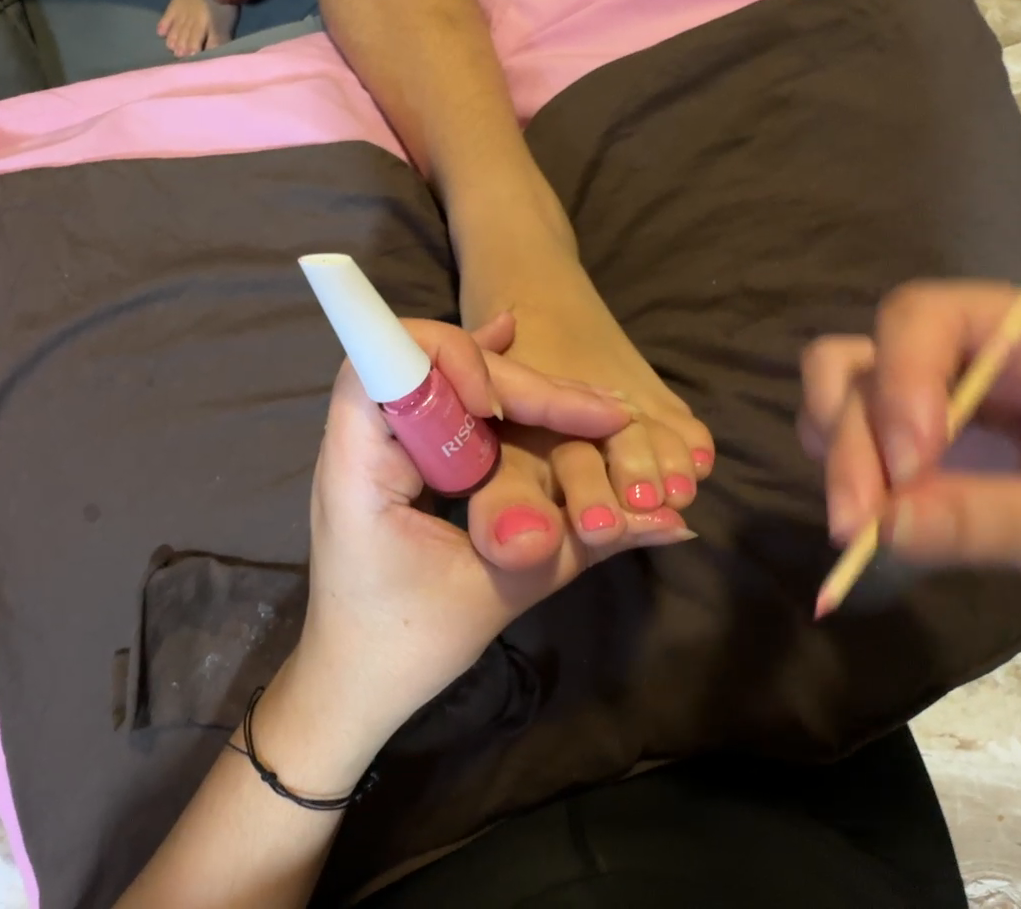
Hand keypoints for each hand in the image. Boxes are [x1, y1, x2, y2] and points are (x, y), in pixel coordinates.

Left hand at [296, 315, 695, 737]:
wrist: (353, 678)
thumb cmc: (402, 647)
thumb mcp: (495, 596)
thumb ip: (573, 547)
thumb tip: (666, 518)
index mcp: (360, 467)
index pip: (383, 365)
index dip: (446, 359)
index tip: (499, 405)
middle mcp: (363, 441)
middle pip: (437, 370)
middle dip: (523, 386)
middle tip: (604, 411)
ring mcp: (382, 447)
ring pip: (448, 385)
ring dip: (520, 390)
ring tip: (595, 404)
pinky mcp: (402, 459)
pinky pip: (443, 406)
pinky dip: (486, 385)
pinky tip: (513, 342)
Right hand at [798, 280, 1020, 618]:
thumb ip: (987, 522)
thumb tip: (880, 527)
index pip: (928, 317)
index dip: (903, 376)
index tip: (913, 465)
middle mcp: (968, 354)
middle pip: (867, 359)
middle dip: (854, 438)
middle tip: (859, 521)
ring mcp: (930, 394)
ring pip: (841, 389)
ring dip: (835, 451)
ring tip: (856, 524)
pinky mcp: (906, 437)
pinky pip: (840, 430)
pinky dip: (834, 465)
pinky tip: (863, 513)